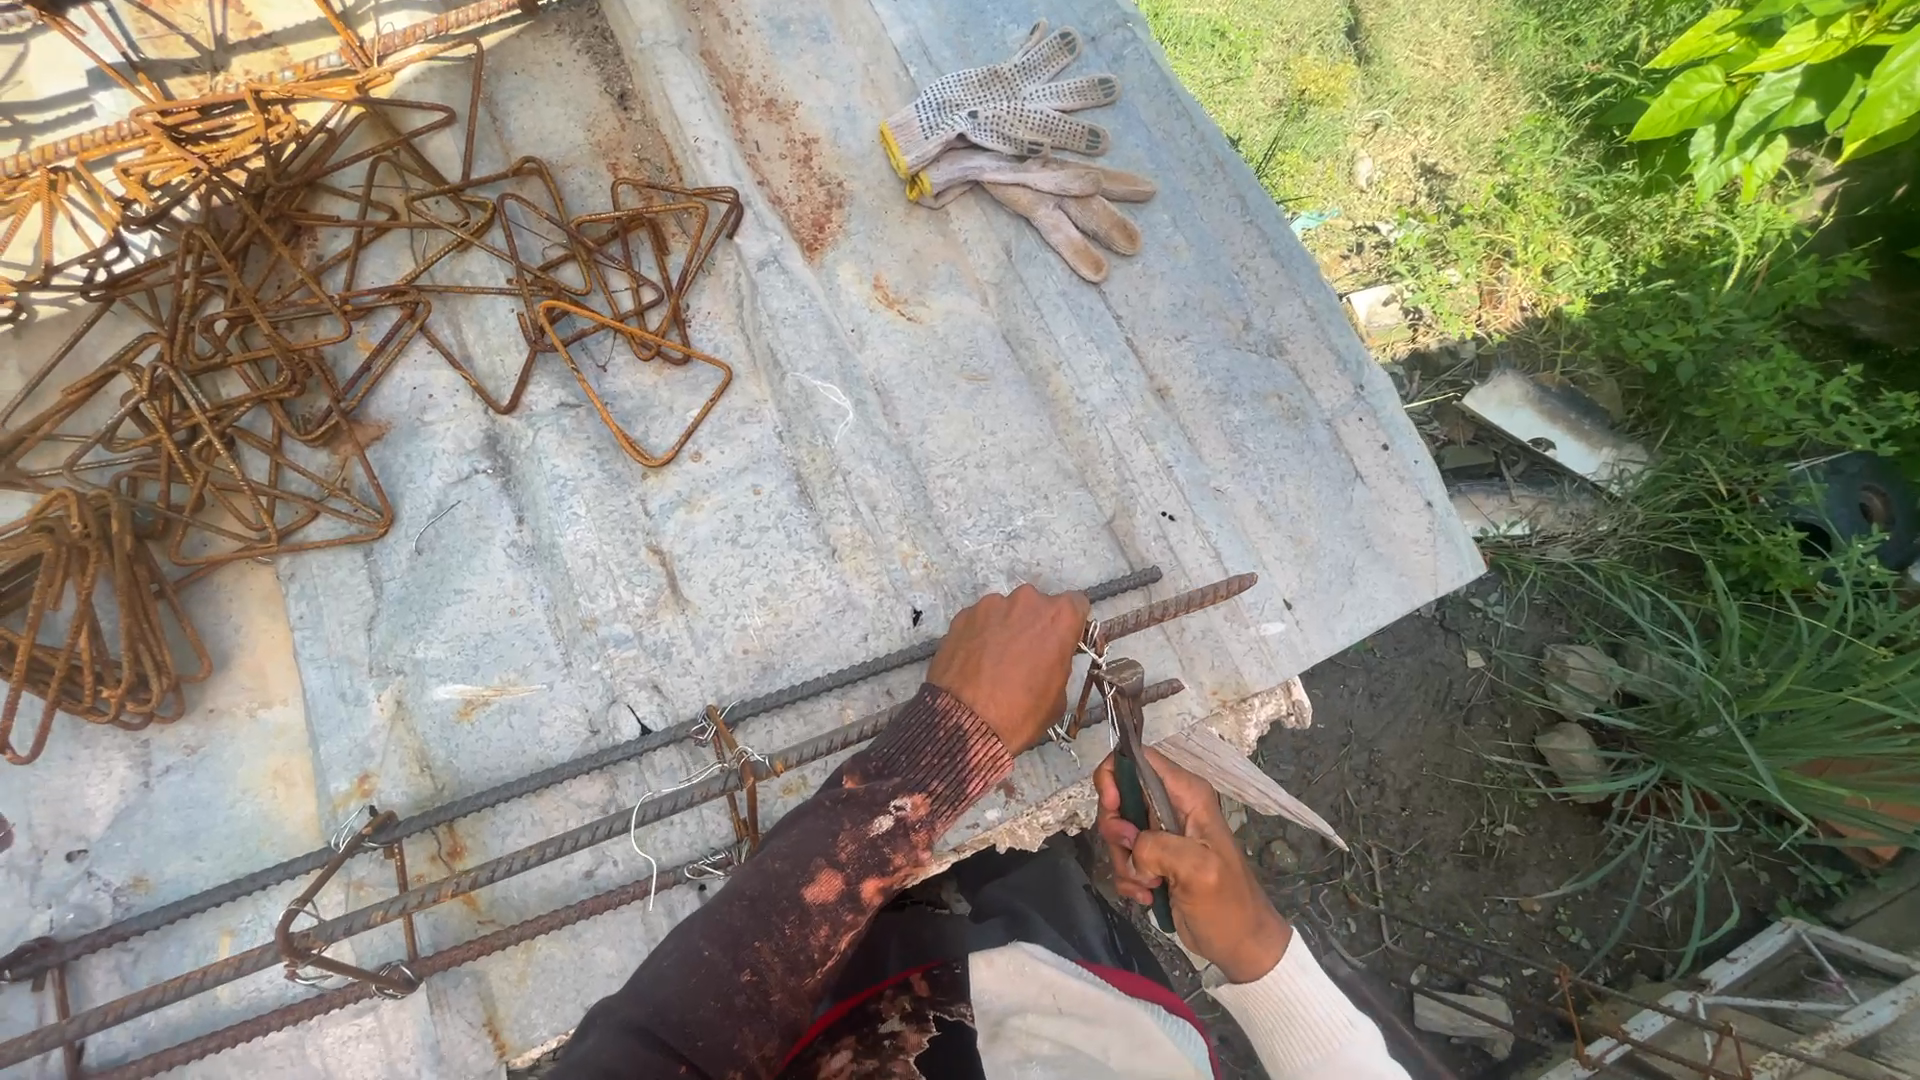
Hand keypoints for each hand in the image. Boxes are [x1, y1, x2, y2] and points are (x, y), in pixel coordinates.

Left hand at [927, 584, 1087, 753]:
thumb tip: (1048, 660)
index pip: (1076, 605)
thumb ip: (1059, 663)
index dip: (1070, 624)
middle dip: (1035, 625)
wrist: (965, 723)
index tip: (1062, 640)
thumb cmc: (1021, 712)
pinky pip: (980, 620)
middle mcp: (1027, 601)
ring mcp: (991, 605)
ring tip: (995, 660)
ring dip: (1006, 628)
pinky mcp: (963, 615)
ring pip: (1006, 611)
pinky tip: (975, 661)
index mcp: (1059, 617)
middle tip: (1027, 654)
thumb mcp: (1058, 696)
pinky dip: (981, 634)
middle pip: (1038, 606)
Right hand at [1095, 747, 1292, 982]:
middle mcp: (1171, 804)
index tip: (1112, 808)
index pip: (1138, 758)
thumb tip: (1132, 848)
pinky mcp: (1152, 856)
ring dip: (1122, 860)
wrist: (1240, 946)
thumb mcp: (1198, 870)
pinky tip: (1147, 894)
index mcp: (1187, 793)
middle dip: (1116, 829)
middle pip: (1119, 794)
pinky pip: (1123, 855)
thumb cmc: (1228, 904)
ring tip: (1147, 884)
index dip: (1115, 775)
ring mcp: (1160, 831)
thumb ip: (1158, 847)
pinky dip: (1127, 876)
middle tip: (1131, 858)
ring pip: (1117, 828)